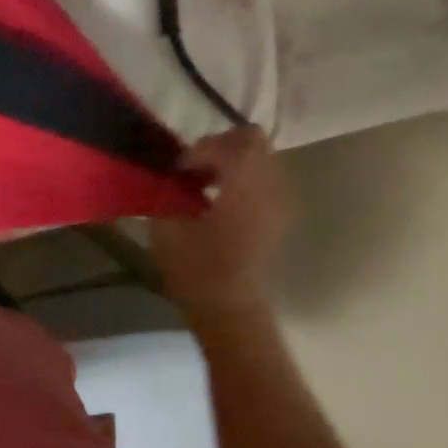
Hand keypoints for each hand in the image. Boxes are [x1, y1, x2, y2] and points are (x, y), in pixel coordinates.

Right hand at [149, 126, 292, 308]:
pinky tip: (219, 198)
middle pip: (254, 141)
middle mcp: (270, 188)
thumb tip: (167, 174)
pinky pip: (265, 177)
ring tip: (204, 181)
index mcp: (243, 189)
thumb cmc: (194, 268)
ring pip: (262, 156)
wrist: (228, 306)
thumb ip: (168, 190)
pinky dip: (242, 176)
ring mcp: (281, 201)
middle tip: (193, 166)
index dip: (199, 149)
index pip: (229, 144)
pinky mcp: (280, 213)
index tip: (178, 170)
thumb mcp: (166, 226)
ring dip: (232, 160)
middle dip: (220, 145)